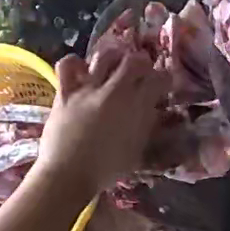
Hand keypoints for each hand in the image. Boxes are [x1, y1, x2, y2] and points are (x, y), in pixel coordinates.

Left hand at [37, 47, 169, 199]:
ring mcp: (88, 88)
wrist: (68, 174)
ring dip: (113, 56)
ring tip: (114, 63)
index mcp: (138, 106)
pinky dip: (74, 63)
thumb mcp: (137, 150)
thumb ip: (146, 126)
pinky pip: (67, 65)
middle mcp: (115, 91)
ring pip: (105, 56)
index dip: (164, 79)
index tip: (162, 84)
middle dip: (142, 62)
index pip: (159, 79)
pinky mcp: (65, 91)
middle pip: (135, 60)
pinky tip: (80, 69)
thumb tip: (151, 111)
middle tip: (140, 70)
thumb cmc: (106, 170)